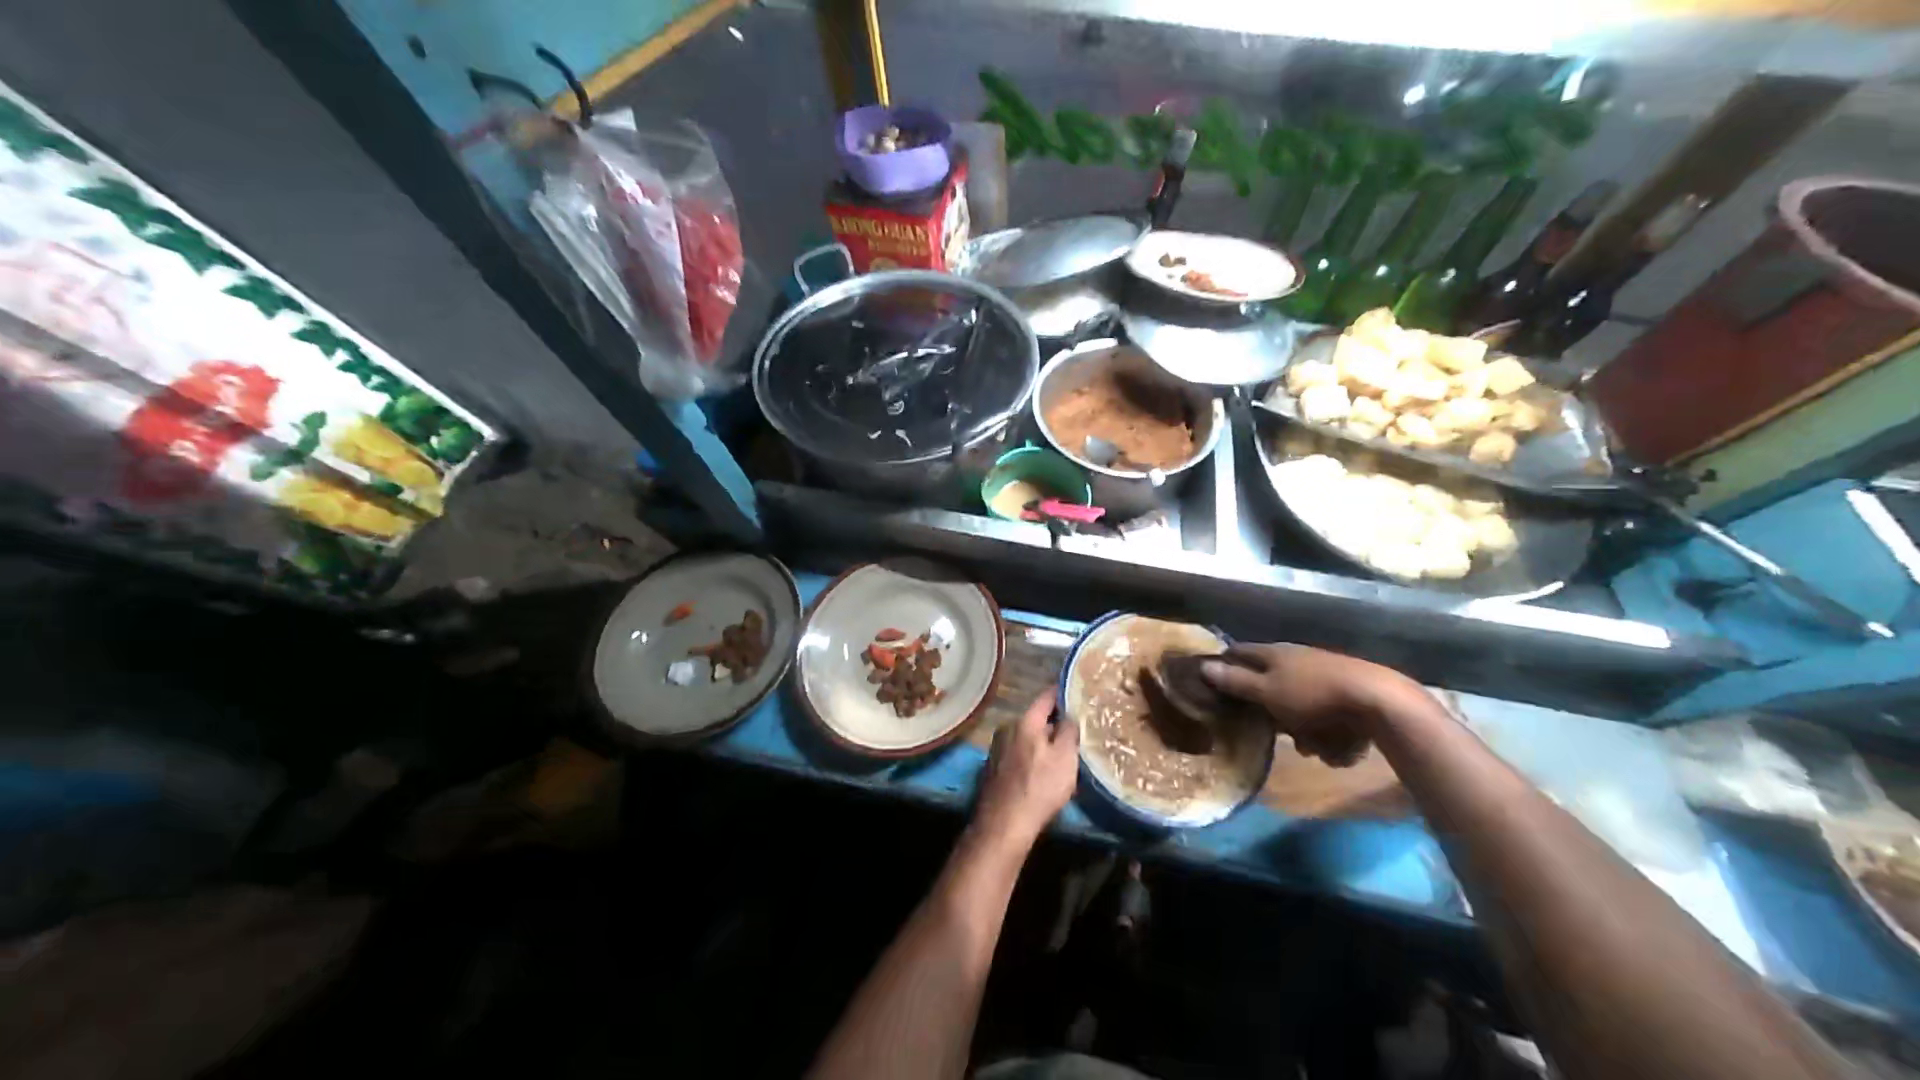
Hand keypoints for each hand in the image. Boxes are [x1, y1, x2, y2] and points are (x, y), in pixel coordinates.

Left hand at [972, 691, 1078, 846]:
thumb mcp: (1065, 757)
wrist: (1004, 824)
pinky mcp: (994, 767)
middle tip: (1077, 727)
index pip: (1046, 697)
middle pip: (1036, 718)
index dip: (1063, 692)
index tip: (1078, 690)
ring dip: (1044, 741)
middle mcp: (1007, 728)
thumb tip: (1070, 713)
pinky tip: (1043, 770)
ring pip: (1027, 737)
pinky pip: (1019, 752)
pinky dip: (1032, 755)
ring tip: (1064, 751)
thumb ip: (1069, 730)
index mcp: (1024, 721)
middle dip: (1055, 722)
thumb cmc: (1039, 787)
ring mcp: (997, 748)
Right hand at [1201, 644, 1413, 765]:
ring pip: (1300, 699)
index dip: (1223, 663)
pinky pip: (1327, 711)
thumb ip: (1236, 681)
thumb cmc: (1312, 696)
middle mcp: (1297, 657)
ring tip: (1309, 746)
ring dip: (1301, 724)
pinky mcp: (1349, 690)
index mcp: (1274, 652)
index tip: (1211, 681)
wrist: (1379, 702)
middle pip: (1270, 679)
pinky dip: (1327, 728)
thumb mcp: (1266, 692)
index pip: (1238, 651)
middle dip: (1266, 706)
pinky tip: (1334, 745)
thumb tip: (1203, 666)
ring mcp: (1325, 672)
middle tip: (1264, 727)